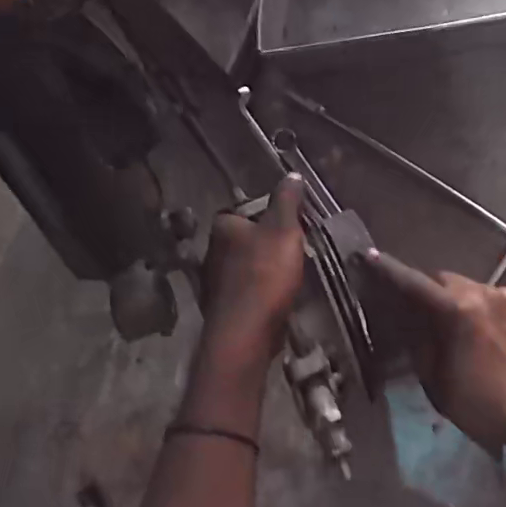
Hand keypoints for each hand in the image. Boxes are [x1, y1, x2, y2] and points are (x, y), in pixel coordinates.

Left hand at [197, 174, 305, 370]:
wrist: (246, 332)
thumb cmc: (265, 272)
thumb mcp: (284, 228)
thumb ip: (287, 201)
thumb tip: (292, 175)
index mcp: (222, 227)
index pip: (241, 210)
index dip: (264, 214)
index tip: (287, 221)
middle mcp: (211, 251)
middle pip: (243, 238)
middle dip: (265, 241)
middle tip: (294, 246)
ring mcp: (214, 282)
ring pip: (244, 265)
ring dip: (263, 267)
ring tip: (290, 272)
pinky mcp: (224, 308)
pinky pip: (246, 290)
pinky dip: (260, 290)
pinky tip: (278, 296)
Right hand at [364, 249, 505, 451]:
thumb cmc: (475, 403)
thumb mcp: (434, 375)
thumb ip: (416, 336)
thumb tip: (402, 312)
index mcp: (459, 311)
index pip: (416, 284)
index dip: (390, 271)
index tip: (370, 257)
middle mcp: (484, 292)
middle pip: (444, 279)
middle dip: (427, 290)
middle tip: (415, 308)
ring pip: (468, 286)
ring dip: (454, 298)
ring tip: (450, 322)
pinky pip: (489, 295)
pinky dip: (477, 304)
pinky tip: (478, 327)